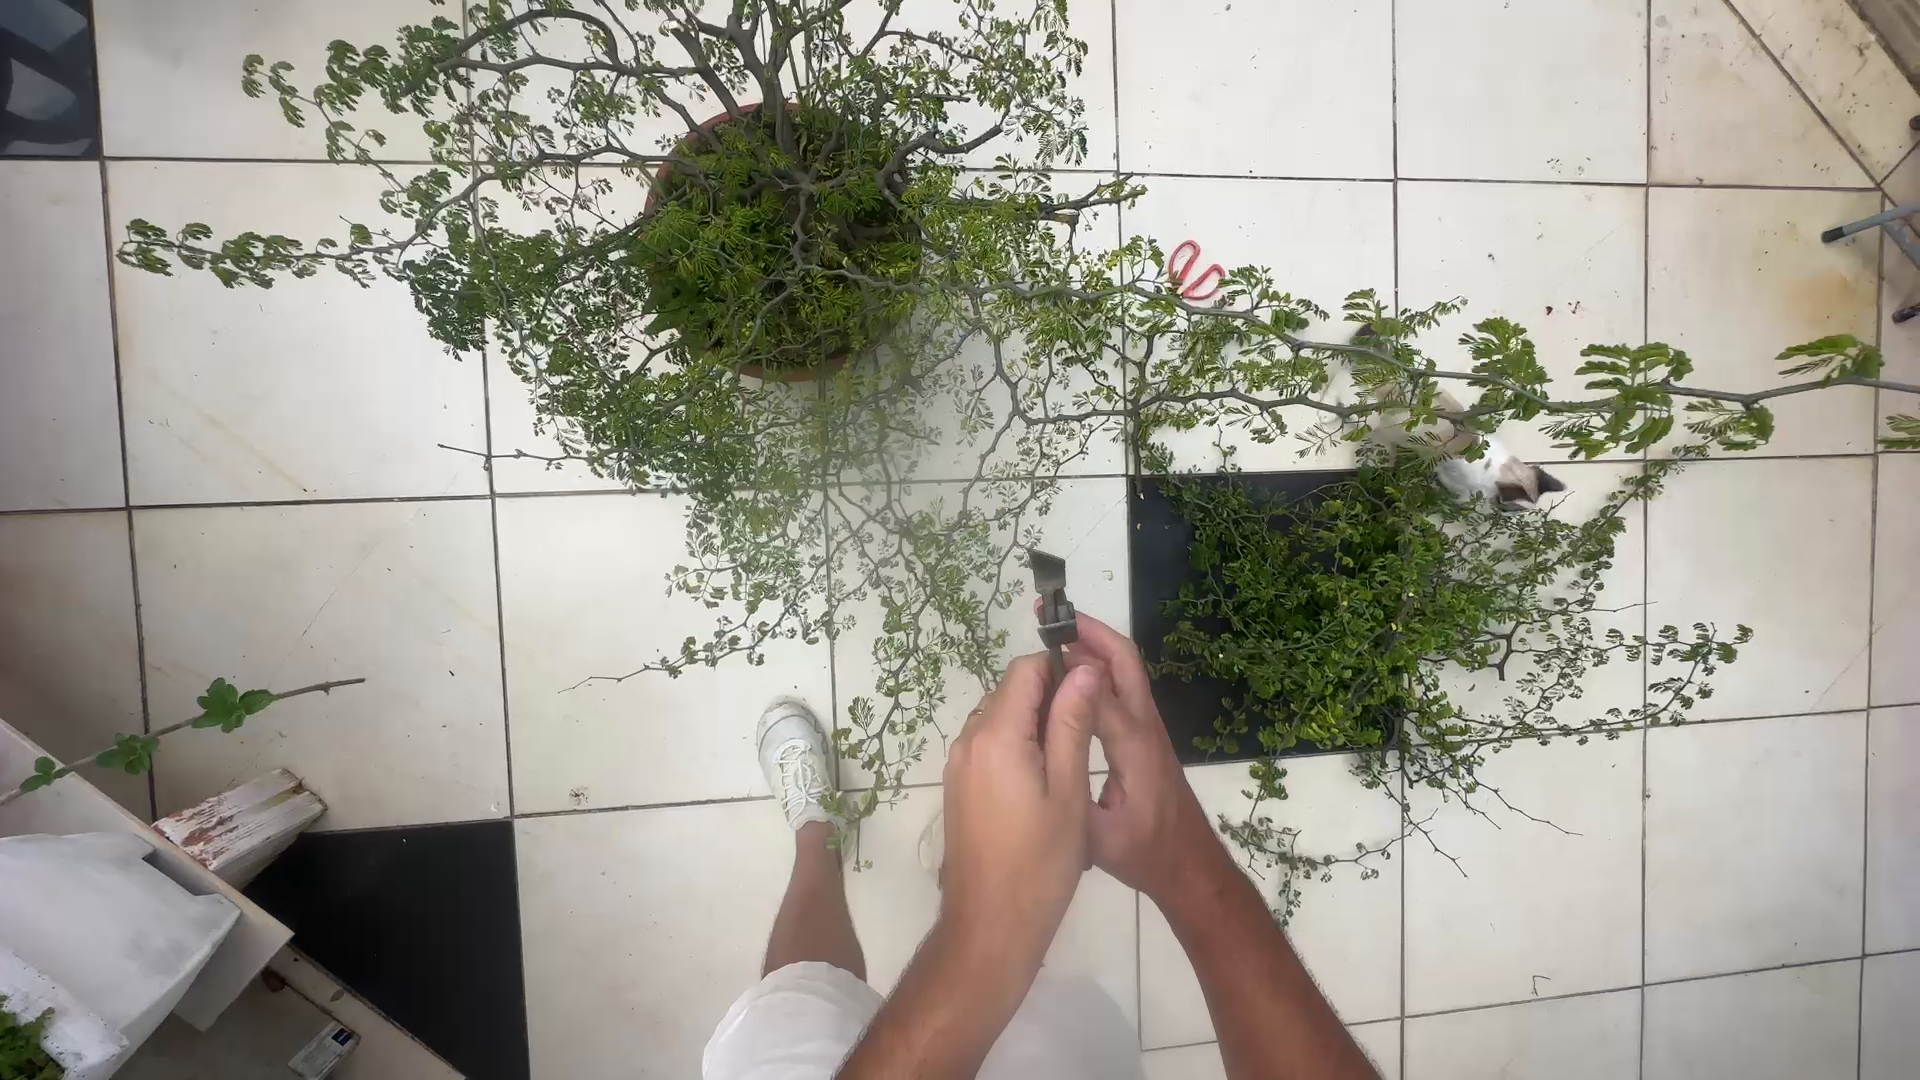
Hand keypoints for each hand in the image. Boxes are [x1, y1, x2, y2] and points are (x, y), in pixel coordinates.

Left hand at [940, 652, 1106, 965]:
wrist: (990, 926)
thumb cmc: (1040, 862)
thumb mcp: (1067, 790)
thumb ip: (1072, 723)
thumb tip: (1084, 669)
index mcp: (995, 735)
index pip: (1025, 670)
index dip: (1060, 669)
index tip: (1093, 689)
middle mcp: (968, 739)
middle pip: (1010, 691)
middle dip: (1050, 695)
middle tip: (1090, 725)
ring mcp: (958, 763)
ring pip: (999, 716)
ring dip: (1034, 720)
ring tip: (1072, 754)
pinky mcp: (958, 784)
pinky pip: (988, 743)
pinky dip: (1016, 743)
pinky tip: (1044, 776)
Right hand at [1068, 612, 1231, 906]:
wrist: (1190, 865)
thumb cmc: (1144, 854)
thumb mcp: (1100, 833)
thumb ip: (1073, 790)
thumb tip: (1043, 744)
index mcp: (1133, 745)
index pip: (1098, 691)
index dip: (1068, 665)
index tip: (1036, 647)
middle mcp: (1144, 725)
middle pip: (1123, 660)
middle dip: (1089, 630)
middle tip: (1049, 615)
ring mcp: (1148, 727)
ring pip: (1125, 670)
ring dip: (1093, 644)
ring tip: (1052, 634)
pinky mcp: (1145, 734)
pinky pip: (1122, 687)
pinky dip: (1096, 668)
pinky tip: (1067, 674)